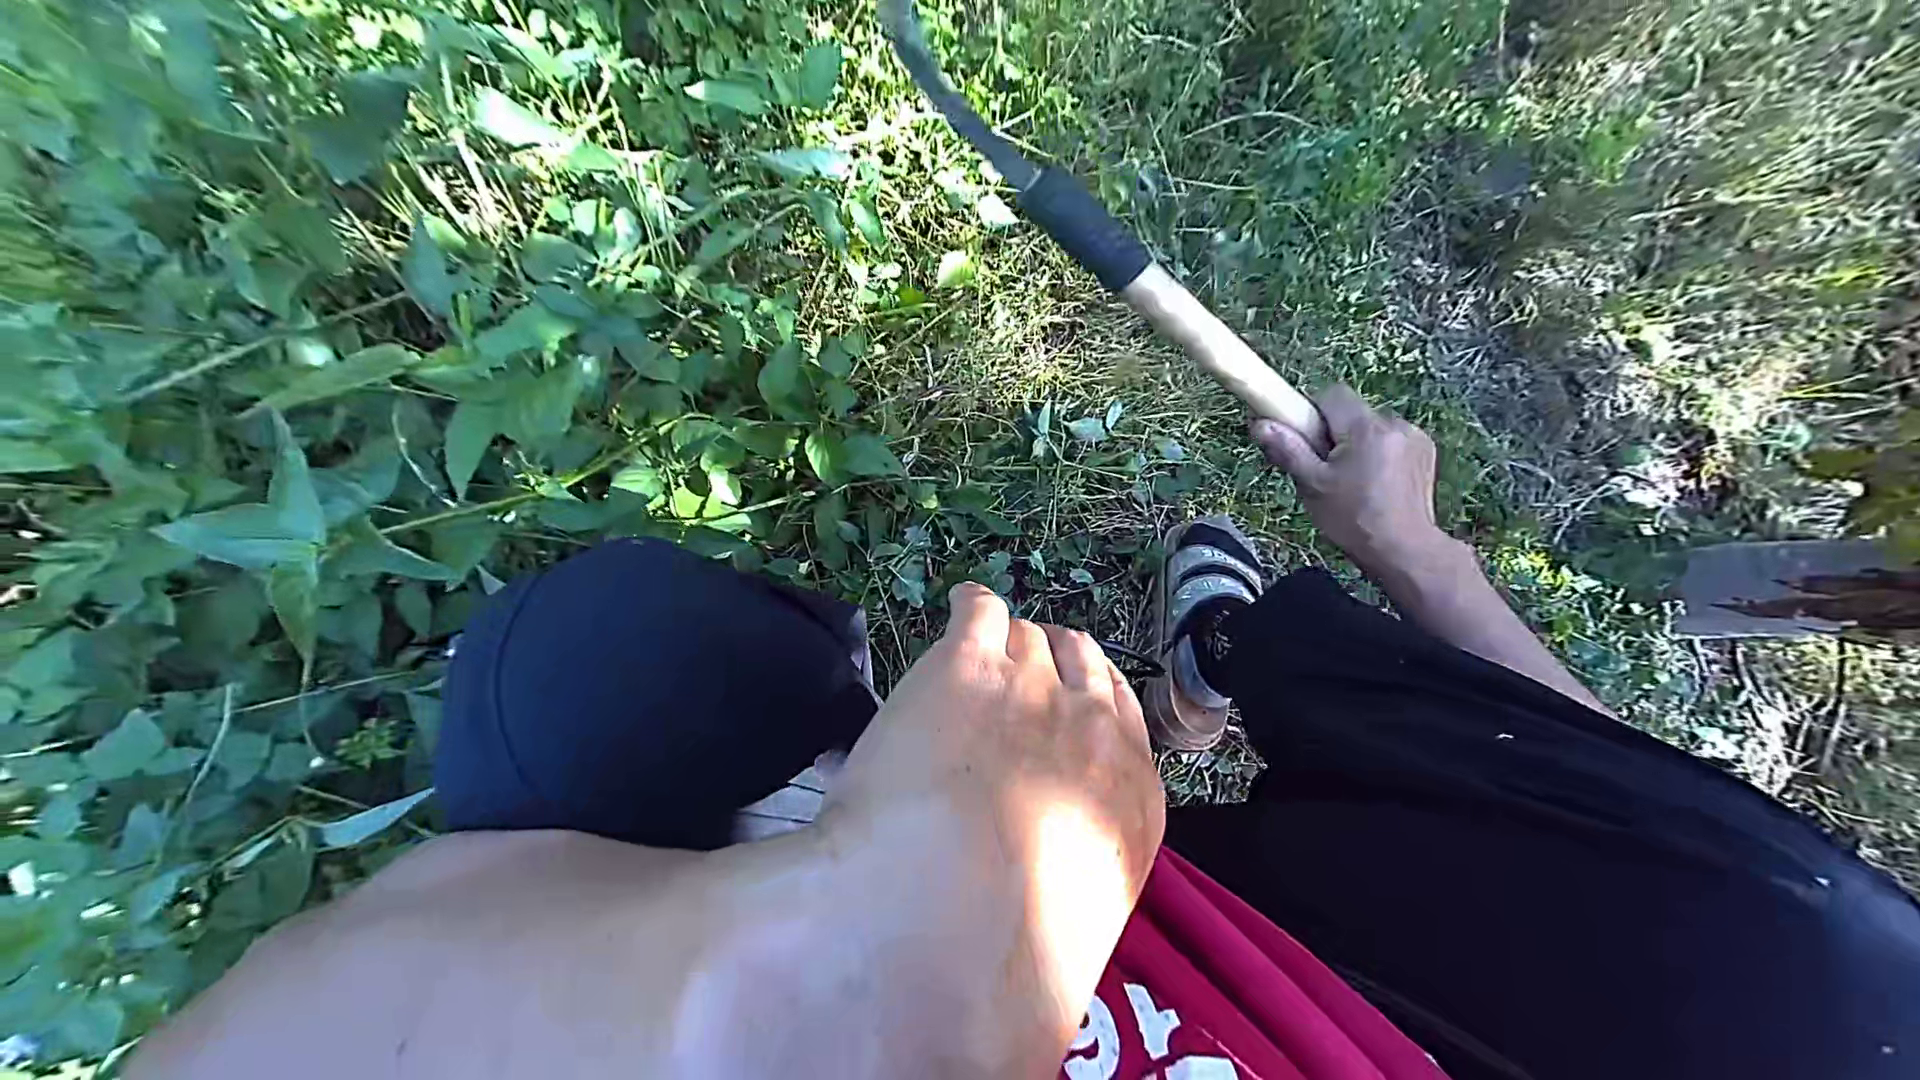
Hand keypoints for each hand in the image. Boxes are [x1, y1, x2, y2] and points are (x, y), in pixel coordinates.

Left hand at [822, 583, 1164, 1057]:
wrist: (934, 921)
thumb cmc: (1001, 952)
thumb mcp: (1071, 923)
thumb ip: (1075, 868)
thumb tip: (1045, 866)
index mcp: (1131, 796)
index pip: (1123, 713)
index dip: (1089, 694)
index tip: (1067, 694)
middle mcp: (1092, 727)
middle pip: (1078, 662)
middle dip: (1049, 663)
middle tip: (1016, 673)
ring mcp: (1031, 687)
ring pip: (1027, 636)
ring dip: (1006, 642)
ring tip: (979, 650)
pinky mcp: (968, 662)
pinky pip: (981, 607)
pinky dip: (971, 604)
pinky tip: (959, 606)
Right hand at [1252, 384, 1453, 577]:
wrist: (1403, 549)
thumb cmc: (1352, 519)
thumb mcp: (1311, 484)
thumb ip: (1287, 449)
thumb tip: (1260, 423)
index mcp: (1365, 429)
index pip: (1331, 394)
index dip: (1310, 412)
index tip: (1302, 439)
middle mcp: (1395, 424)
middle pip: (1350, 413)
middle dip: (1331, 433)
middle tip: (1321, 468)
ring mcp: (1414, 437)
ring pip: (1368, 427)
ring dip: (1353, 444)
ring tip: (1347, 480)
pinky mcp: (1424, 451)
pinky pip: (1388, 440)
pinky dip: (1375, 453)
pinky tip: (1370, 482)